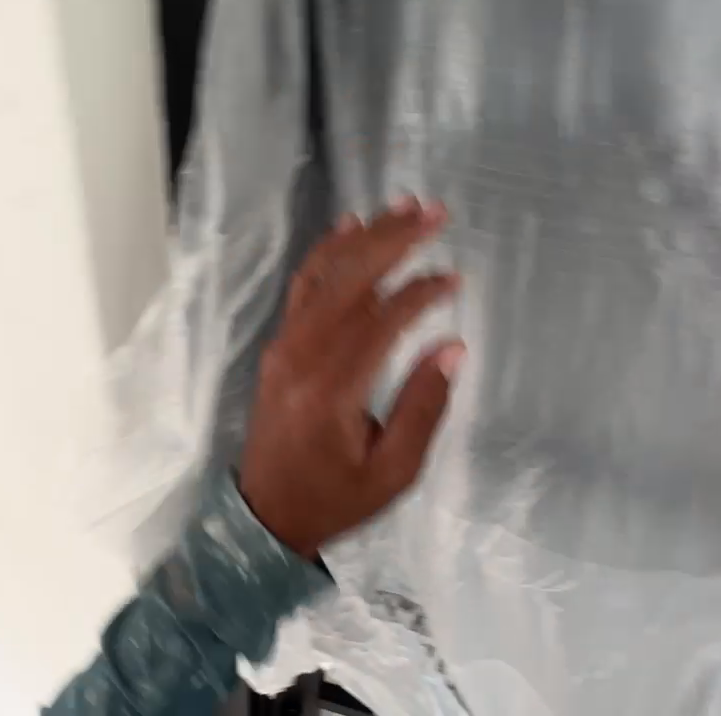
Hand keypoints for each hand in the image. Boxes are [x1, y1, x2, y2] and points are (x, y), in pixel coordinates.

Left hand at [238, 197, 465, 557]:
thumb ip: (423, 407)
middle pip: (351, 280)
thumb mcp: (393, 472)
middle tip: (434, 212)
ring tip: (402, 206)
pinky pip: (304, 286)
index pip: (383, 320)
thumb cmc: (336, 497)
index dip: (421, 292)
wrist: (265, 514)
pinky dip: (328, 252)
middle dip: (395, 240)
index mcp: (333, 389)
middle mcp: (302, 354)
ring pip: (326, 273)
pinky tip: (350, 228)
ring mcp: (285, 344)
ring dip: (366, 236)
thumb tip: (452, 347)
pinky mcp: (279, 343)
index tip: (454, 279)